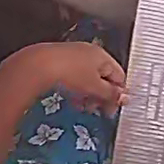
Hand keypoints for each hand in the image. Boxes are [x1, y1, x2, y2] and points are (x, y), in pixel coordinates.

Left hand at [5, 42, 127, 114]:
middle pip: (103, 77)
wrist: (38, 65)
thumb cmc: (71, 74)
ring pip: (88, 79)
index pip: (119, 76)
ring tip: (83, 107)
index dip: (118, 94)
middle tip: (97, 111)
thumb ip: (111, 94)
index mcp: (103, 56)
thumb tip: (125, 98)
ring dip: (88, 95)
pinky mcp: (59, 61)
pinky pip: (74, 77)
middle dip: (101, 96)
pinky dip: (76, 89)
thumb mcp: (94, 87)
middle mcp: (90, 53)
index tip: (112, 109)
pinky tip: (71, 100)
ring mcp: (74, 56)